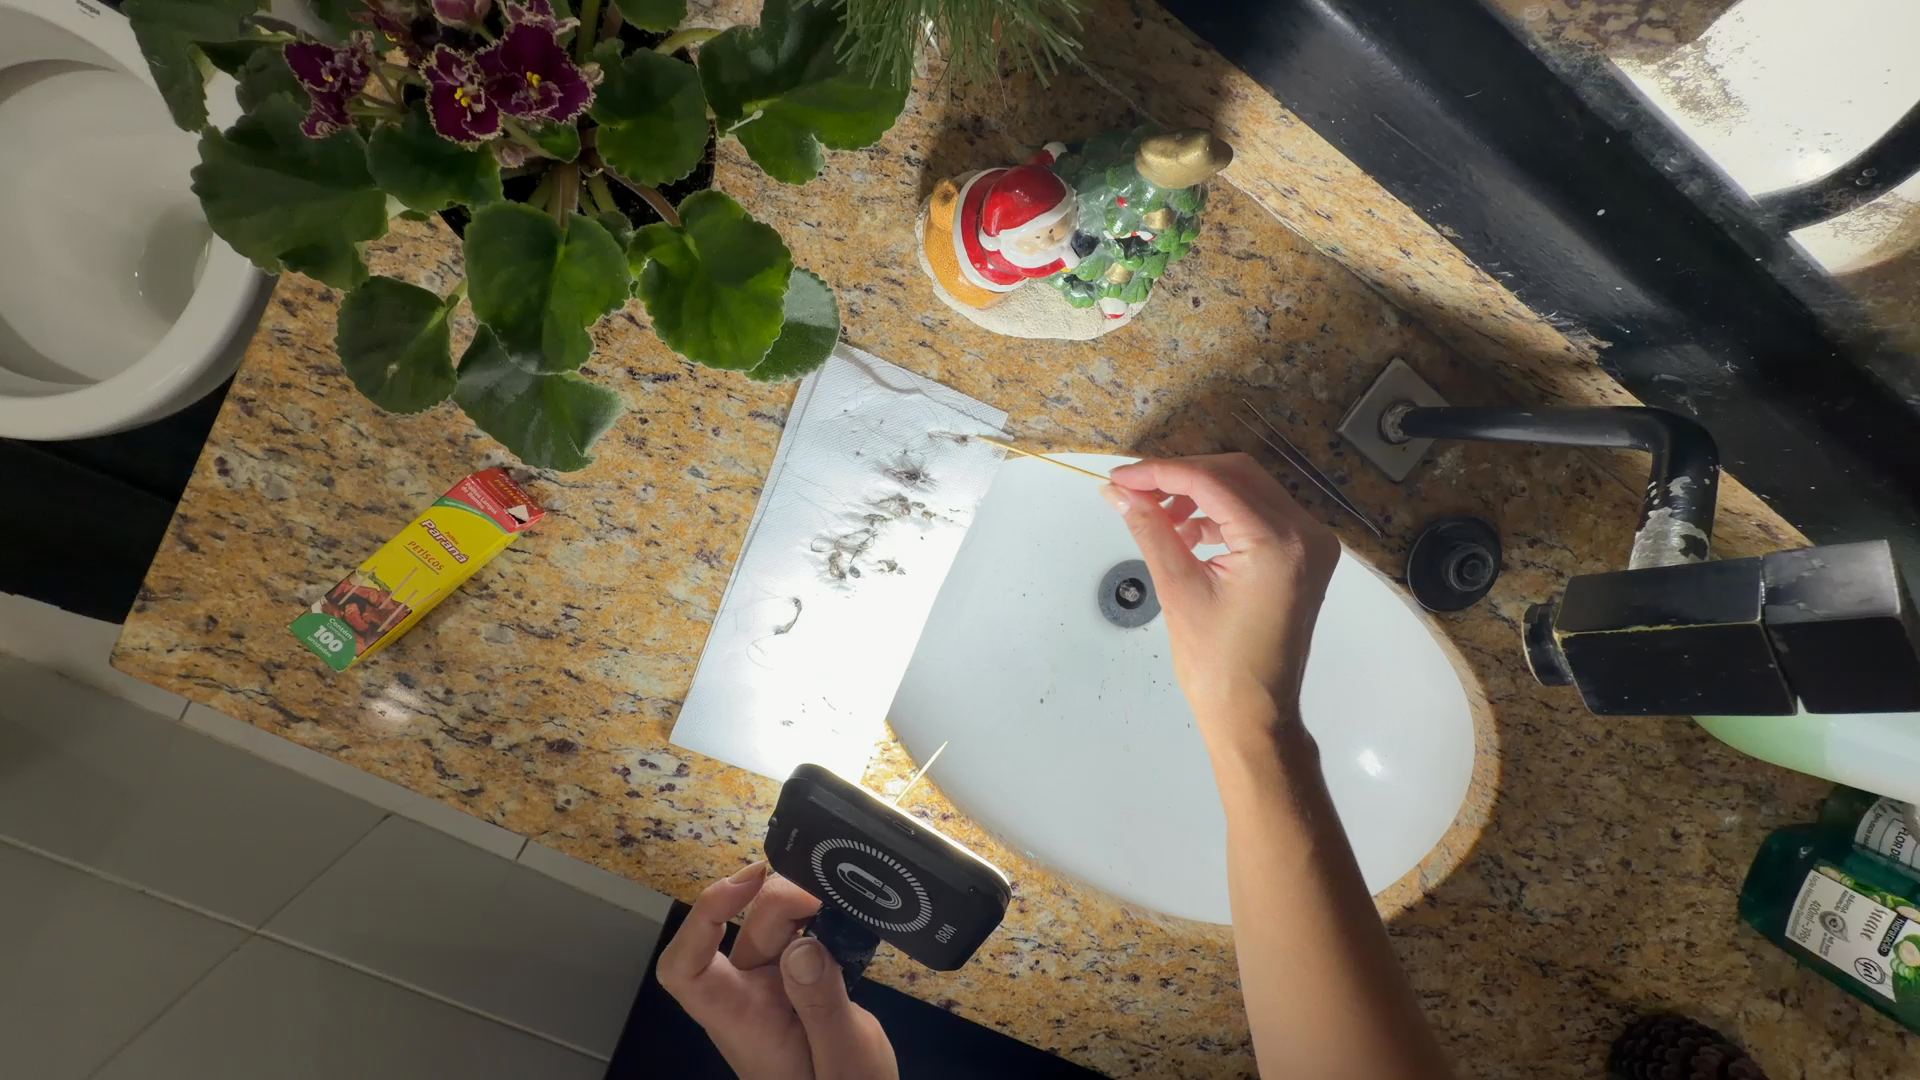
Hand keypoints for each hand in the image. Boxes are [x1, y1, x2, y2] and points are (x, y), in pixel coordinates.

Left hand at [658, 862, 897, 1079]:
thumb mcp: (844, 1060)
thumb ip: (822, 1005)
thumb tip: (801, 945)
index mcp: (743, 1023)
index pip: (686, 970)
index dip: (701, 918)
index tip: (748, 883)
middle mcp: (752, 998)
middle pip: (744, 932)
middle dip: (784, 901)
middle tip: (827, 896)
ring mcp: (777, 988)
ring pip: (775, 926)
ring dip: (806, 906)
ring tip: (843, 905)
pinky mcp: (804, 981)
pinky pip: (802, 934)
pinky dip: (822, 917)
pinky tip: (847, 916)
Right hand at [1100, 453, 1338, 740]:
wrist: (1254, 713)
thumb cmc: (1215, 662)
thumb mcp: (1177, 589)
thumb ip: (1151, 529)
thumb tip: (1118, 493)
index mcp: (1277, 542)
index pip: (1212, 481)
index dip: (1159, 472)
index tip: (1119, 477)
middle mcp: (1305, 532)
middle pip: (1234, 474)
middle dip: (1179, 476)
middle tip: (1133, 490)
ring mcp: (1310, 543)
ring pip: (1246, 489)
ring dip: (1198, 494)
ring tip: (1156, 516)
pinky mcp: (1302, 555)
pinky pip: (1257, 514)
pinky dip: (1218, 515)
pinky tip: (1185, 533)